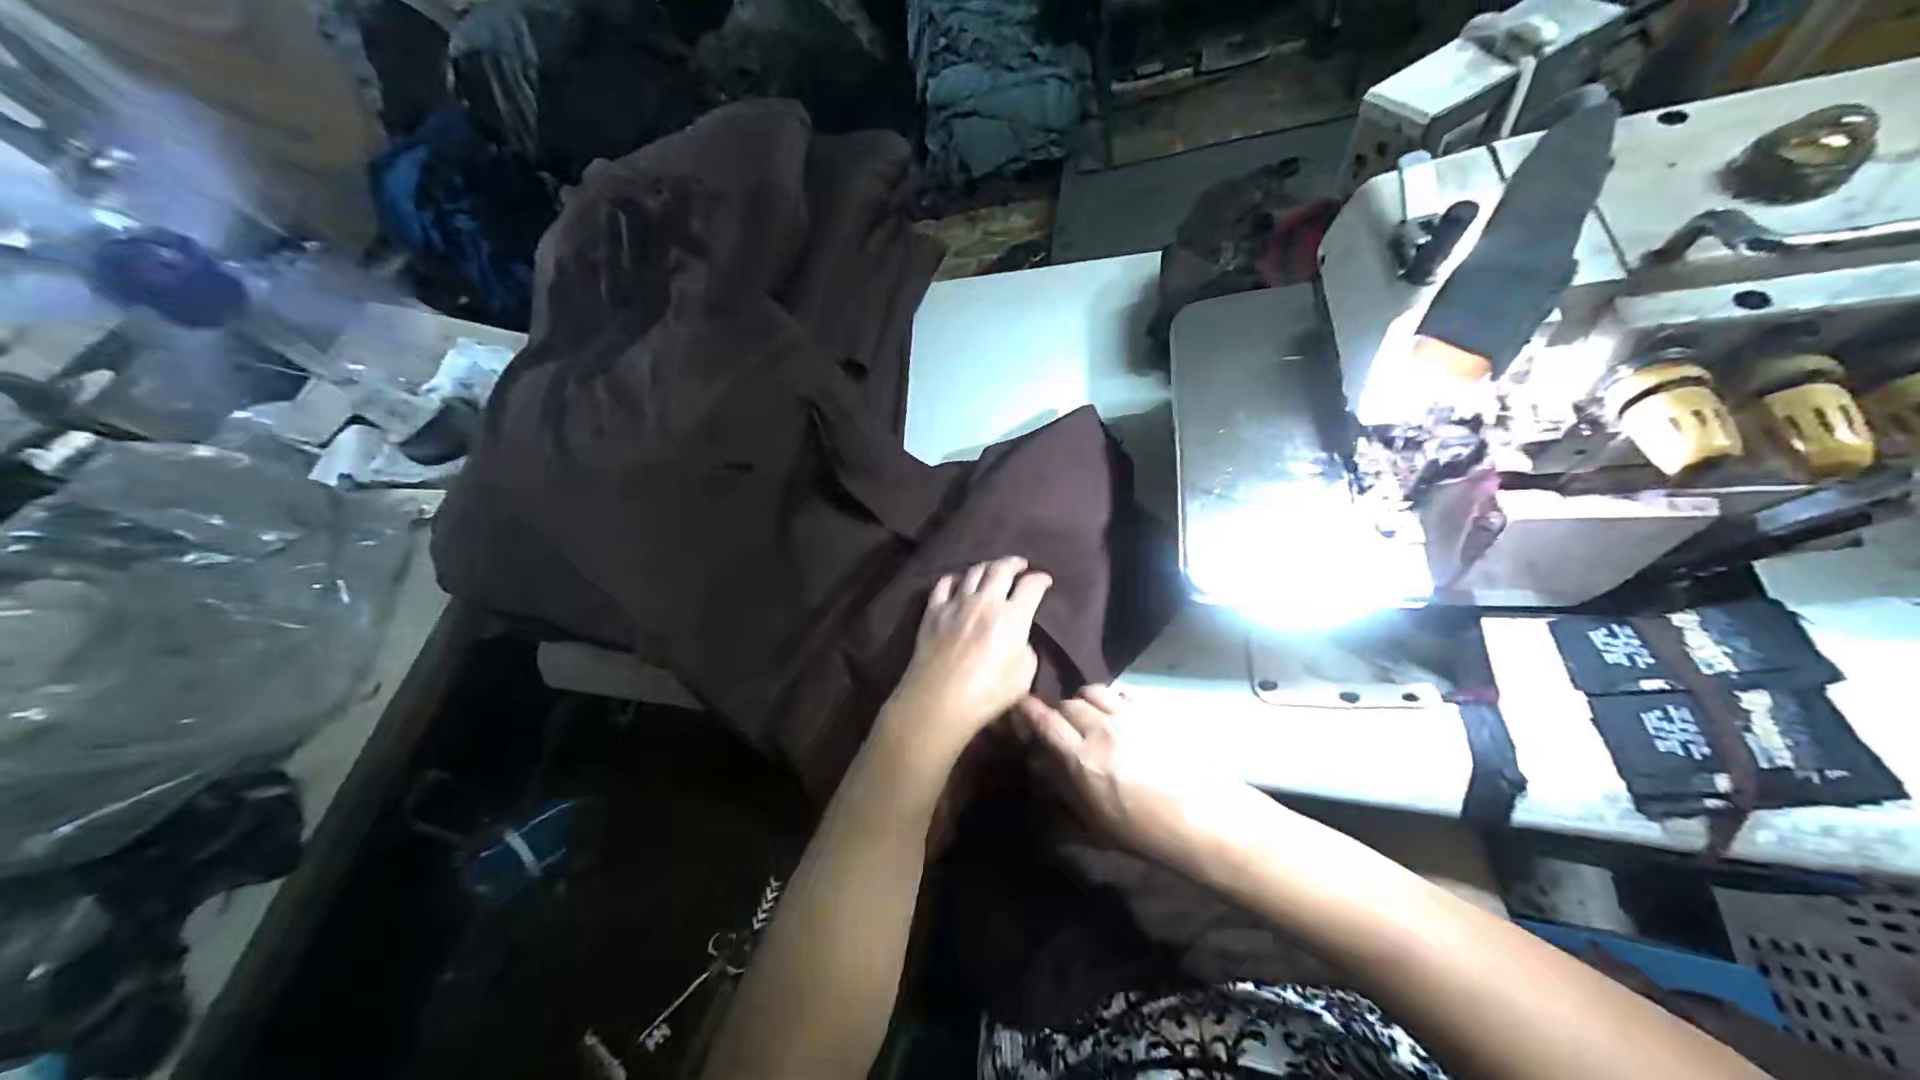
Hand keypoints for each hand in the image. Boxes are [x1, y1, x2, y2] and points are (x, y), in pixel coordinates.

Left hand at [877, 557, 1052, 771]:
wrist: (939, 701)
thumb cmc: (988, 694)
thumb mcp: (1024, 676)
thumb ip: (1026, 649)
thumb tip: (1017, 638)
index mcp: (1013, 616)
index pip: (1032, 586)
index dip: (1041, 579)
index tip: (1044, 580)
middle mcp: (986, 601)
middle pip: (1001, 569)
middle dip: (1014, 563)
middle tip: (1020, 565)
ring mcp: (956, 603)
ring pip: (974, 571)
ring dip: (987, 567)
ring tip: (992, 570)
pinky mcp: (933, 611)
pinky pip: (944, 584)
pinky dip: (955, 579)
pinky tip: (958, 582)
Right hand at [1016, 686, 1281, 878]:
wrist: (1210, 822)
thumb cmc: (1150, 835)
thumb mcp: (1097, 825)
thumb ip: (1065, 791)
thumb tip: (1043, 767)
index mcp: (1082, 761)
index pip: (1045, 722)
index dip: (1028, 711)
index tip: (1020, 706)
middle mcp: (1101, 731)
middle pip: (1067, 704)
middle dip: (1058, 712)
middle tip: (1061, 727)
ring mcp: (1129, 717)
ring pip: (1092, 691)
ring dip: (1083, 701)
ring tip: (1089, 717)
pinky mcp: (1154, 711)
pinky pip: (1121, 692)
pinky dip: (1110, 697)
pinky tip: (1117, 714)